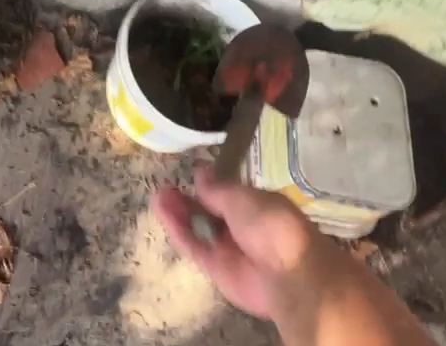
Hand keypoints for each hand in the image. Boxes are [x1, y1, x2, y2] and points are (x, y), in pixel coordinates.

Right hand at [151, 166, 329, 324]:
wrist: (287, 274)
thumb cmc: (270, 223)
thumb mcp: (241, 196)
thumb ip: (217, 187)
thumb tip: (200, 171)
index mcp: (257, 205)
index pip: (228, 192)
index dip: (208, 184)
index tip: (189, 173)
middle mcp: (242, 227)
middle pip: (209, 211)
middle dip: (189, 198)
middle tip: (167, 185)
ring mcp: (229, 248)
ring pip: (198, 228)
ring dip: (178, 212)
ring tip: (158, 195)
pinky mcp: (216, 268)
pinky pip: (193, 246)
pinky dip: (177, 229)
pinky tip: (161, 210)